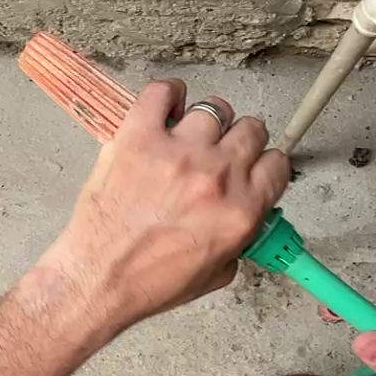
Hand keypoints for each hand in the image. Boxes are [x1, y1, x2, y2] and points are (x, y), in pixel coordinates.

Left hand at [38, 79, 289, 331]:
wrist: (99, 279)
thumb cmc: (150, 282)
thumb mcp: (217, 273)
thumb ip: (240, 237)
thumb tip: (244, 215)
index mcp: (242, 210)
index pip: (277, 162)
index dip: (264, 165)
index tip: (251, 168)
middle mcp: (216, 176)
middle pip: (250, 129)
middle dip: (238, 141)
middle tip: (218, 154)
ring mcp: (178, 152)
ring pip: (213, 108)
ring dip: (205, 121)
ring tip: (187, 138)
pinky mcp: (139, 138)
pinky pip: (163, 92)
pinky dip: (168, 95)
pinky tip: (166, 110)